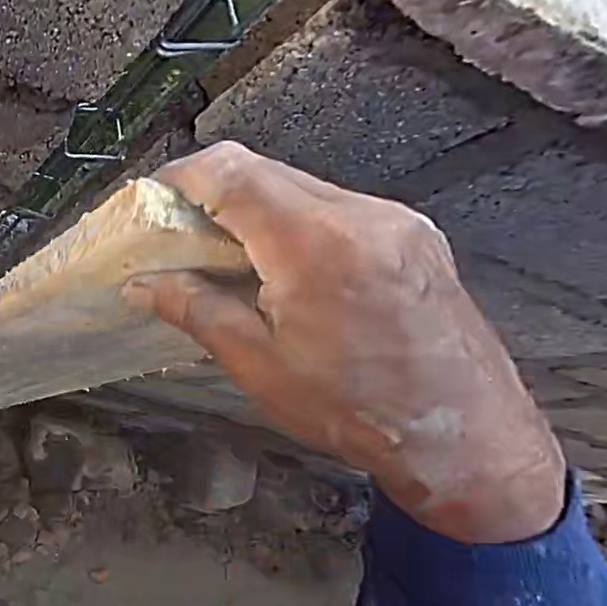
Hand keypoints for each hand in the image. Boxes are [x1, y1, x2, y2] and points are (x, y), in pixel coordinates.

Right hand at [125, 143, 565, 543]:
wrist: (466, 436)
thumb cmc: (351, 409)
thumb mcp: (257, 364)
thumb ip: (194, 310)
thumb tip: (140, 284)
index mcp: (314, 243)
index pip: (232, 172)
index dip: (180, 175)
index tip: (148, 201)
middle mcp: (360, 213)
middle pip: (264, 169)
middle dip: (208, 191)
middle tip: (173, 234)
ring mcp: (393, 219)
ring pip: (298, 186)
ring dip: (248, 208)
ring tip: (218, 256)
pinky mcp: (410, 233)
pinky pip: (332, 207)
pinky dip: (288, 222)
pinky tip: (274, 265)